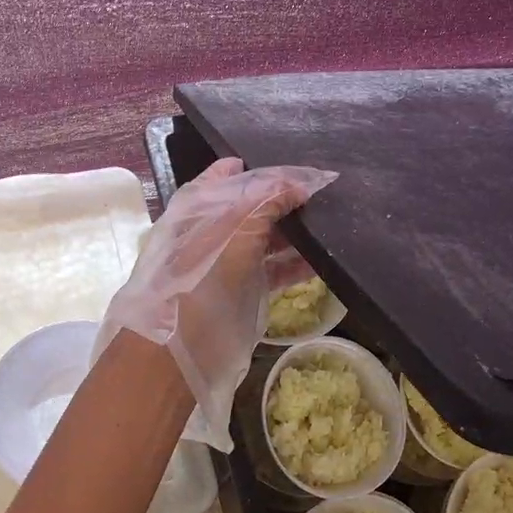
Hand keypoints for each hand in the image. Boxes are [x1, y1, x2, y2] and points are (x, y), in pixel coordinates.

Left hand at [97, 158, 336, 449]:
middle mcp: (215, 228)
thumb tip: (300, 185)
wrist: (181, 341)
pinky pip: (276, 269)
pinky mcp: (244, 289)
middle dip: (287, 201)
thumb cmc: (205, 271)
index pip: (235, 175)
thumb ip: (269, 198)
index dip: (269, 171)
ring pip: (268, 238)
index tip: (306, 173)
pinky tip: (323, 261)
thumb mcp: (238, 223)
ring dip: (297, 233)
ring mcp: (230, 261)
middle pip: (255, 206)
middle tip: (325, 198)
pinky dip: (298, 264)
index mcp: (202, 204)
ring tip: (332, 226)